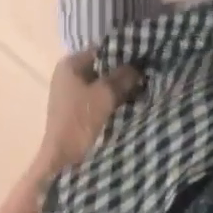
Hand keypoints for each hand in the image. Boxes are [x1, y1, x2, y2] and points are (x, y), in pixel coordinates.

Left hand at [32, 51, 142, 181]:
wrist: (64, 162)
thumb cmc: (81, 121)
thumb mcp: (105, 95)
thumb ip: (123, 76)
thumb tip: (139, 65)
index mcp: (69, 64)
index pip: (101, 50)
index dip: (123, 53)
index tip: (145, 56)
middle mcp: (68, 75)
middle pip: (102, 68)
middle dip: (123, 72)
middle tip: (148, 74)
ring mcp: (72, 95)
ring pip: (103, 85)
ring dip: (120, 88)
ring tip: (144, 88)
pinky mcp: (78, 112)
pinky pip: (100, 99)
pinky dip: (114, 100)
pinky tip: (133, 103)